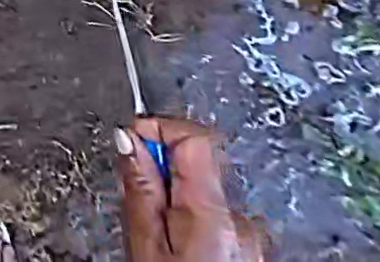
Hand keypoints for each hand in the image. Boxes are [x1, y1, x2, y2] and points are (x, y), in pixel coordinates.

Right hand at [116, 119, 264, 261]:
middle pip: (197, 163)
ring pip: (204, 194)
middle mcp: (242, 225)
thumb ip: (140, 187)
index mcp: (215, 216)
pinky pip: (217, 220)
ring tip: (157, 236)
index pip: (194, 137)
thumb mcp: (144, 247)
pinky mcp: (250, 257)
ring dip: (176, 200)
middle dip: (161, 172)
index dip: (159, 129)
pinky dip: (192, 222)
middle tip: (138, 201)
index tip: (131, 142)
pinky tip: (178, 251)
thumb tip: (128, 137)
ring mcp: (251, 243)